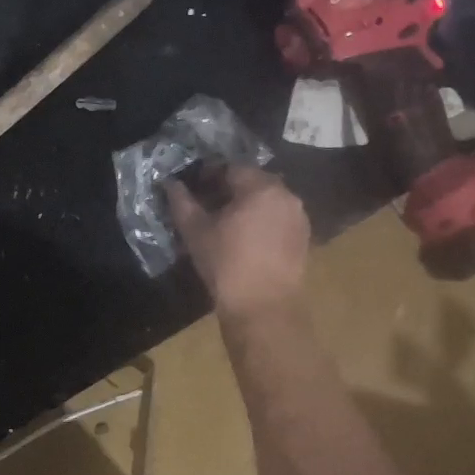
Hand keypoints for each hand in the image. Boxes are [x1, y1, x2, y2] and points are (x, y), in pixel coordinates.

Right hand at [165, 165, 310, 319]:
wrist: (264, 307)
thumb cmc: (226, 265)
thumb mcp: (196, 233)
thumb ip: (182, 203)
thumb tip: (170, 184)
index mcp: (260, 187)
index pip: (232, 167)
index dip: (210, 175)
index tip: (195, 189)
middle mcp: (286, 195)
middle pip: (253, 182)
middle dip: (230, 190)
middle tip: (209, 207)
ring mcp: (299, 217)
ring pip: (268, 201)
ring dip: (248, 207)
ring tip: (228, 226)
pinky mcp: (304, 238)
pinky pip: (279, 219)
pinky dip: (262, 222)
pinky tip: (247, 241)